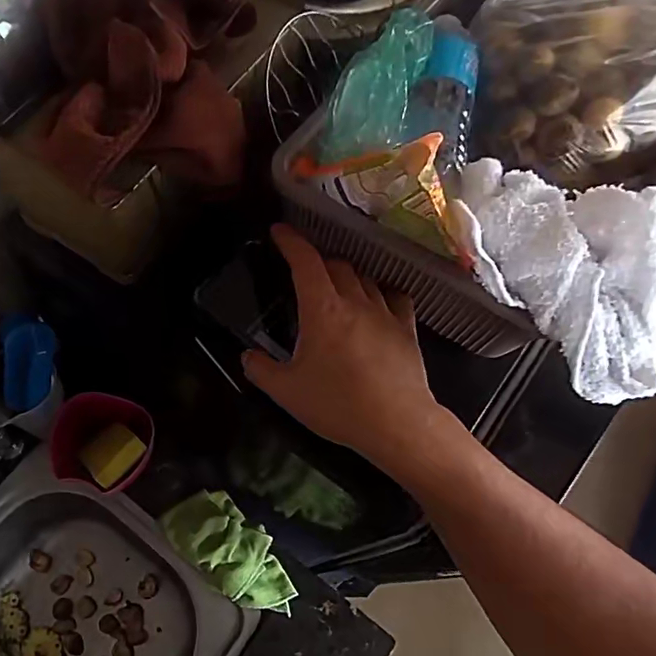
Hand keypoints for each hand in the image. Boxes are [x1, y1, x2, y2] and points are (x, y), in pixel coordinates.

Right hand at [242, 225, 461, 472]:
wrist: (396, 424)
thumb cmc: (337, 405)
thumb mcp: (286, 392)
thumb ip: (261, 370)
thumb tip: (247, 357)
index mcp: (322, 310)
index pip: (306, 262)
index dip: (291, 242)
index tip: (280, 232)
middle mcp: (356, 302)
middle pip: (337, 264)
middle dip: (317, 260)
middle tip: (304, 271)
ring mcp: (385, 313)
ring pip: (365, 277)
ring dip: (347, 275)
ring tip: (336, 287)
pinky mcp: (407, 328)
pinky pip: (394, 295)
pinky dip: (380, 290)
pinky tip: (376, 300)